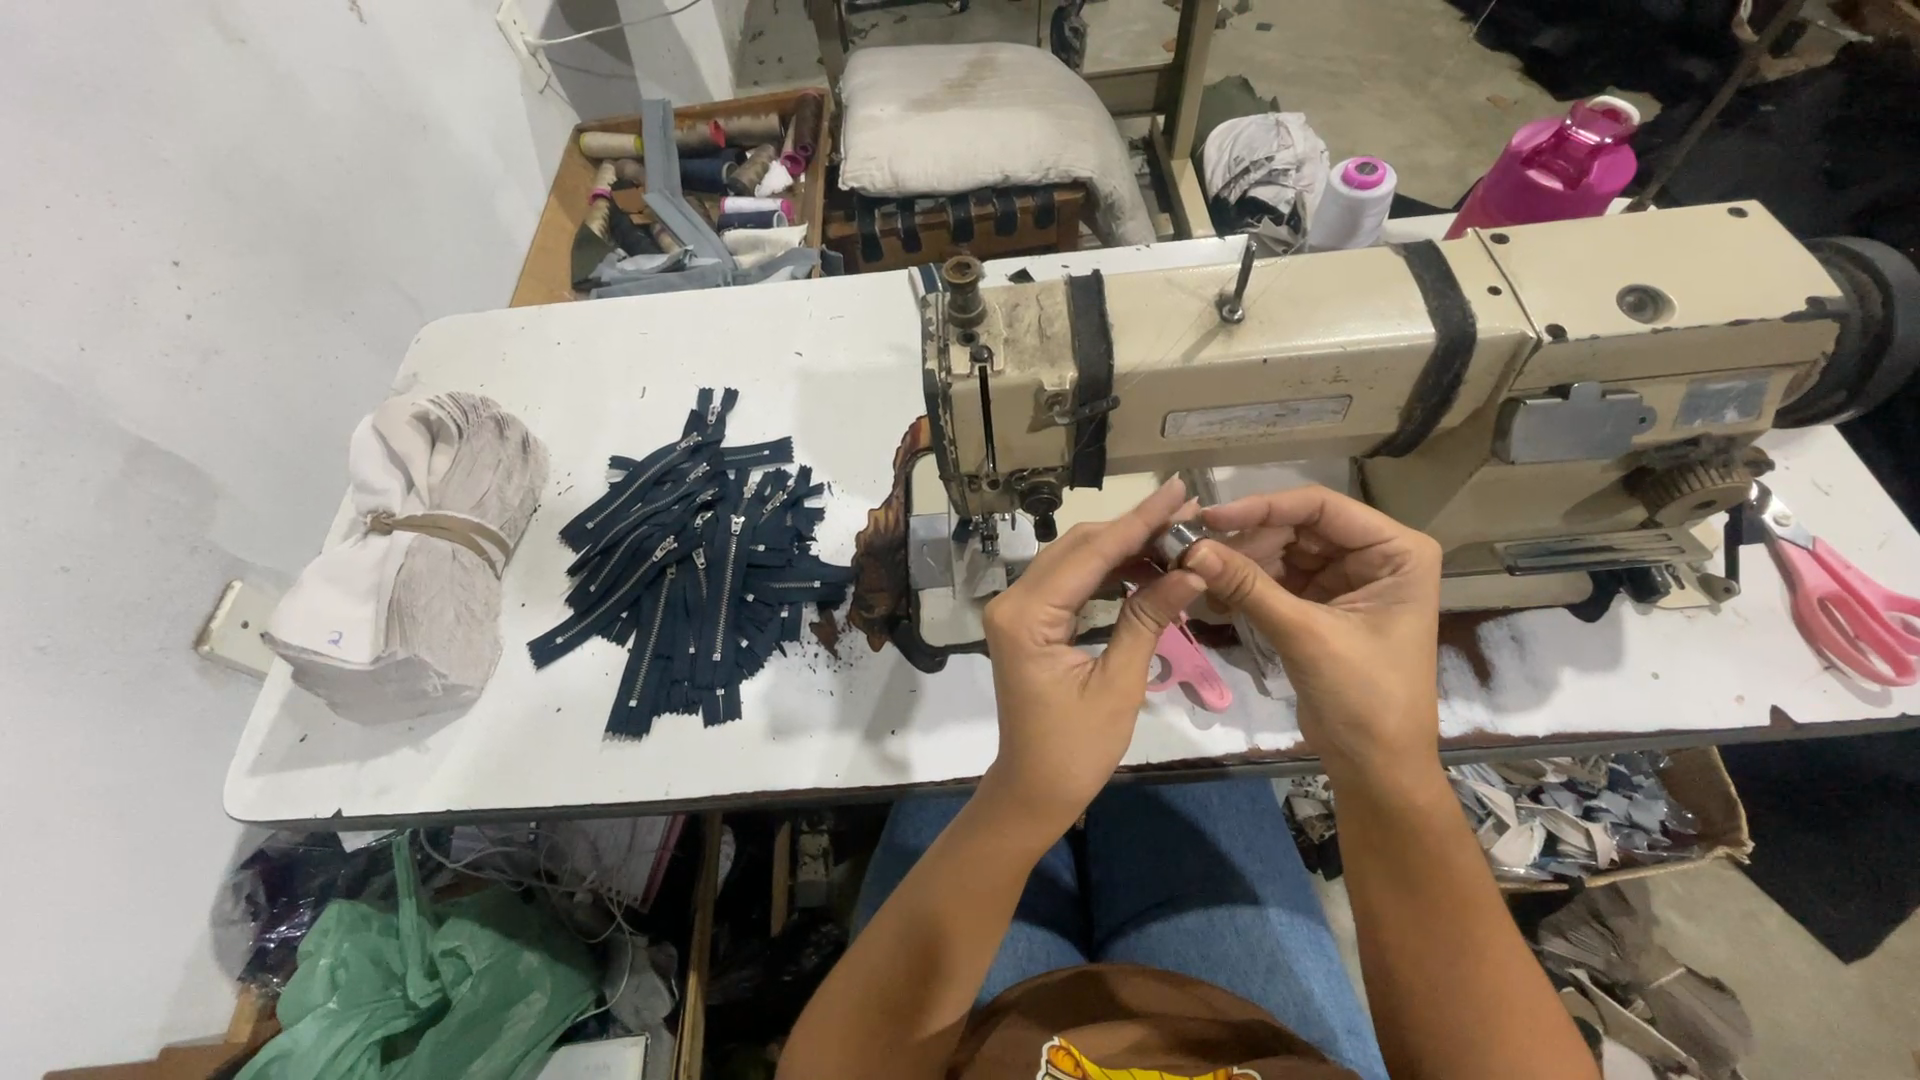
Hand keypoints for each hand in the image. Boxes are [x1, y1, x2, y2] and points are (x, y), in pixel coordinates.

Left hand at [979, 478, 1206, 836]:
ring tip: (1175, 538)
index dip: (1139, 521)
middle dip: (1133, 528)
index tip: (1178, 490)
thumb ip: (1148, 619)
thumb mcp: (1120, 684)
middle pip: (1078, 547)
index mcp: (1027, 616)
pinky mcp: (1027, 621)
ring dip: (1122, 548)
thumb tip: (1191, 568)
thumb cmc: (1075, 749)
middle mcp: (1013, 601)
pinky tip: (1144, 567)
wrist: (1033, 788)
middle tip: (1187, 514)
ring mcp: (1016, 610)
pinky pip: (1070, 582)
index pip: (1091, 553)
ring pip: (1074, 560)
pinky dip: (1107, 572)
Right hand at [1181, 486, 1441, 784]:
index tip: (1209, 518)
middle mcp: (1375, 556)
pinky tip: (1213, 597)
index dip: (1262, 507)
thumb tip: (1191, 549)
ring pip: (1281, 552)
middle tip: (1193, 553)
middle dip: (1246, 541)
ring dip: (1241, 564)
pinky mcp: (1321, 604)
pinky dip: (1246, 586)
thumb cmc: (1362, 697)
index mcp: (1396, 551)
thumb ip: (1248, 587)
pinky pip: (1277, 579)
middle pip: (1297, 527)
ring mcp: (1346, 580)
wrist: (1375, 765)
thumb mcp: (1305, 634)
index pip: (1321, 507)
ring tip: (1198, 577)